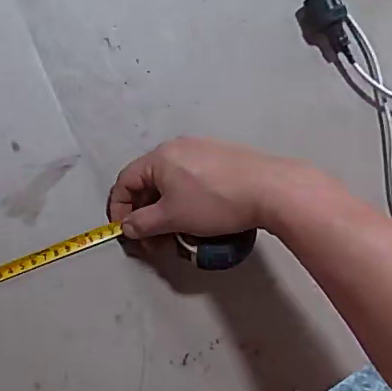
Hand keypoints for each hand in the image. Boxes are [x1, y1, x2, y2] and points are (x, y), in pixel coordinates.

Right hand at [108, 137, 309, 239]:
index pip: (125, 183)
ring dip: (167, 212)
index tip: (126, 232)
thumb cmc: (219, 201)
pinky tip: (200, 220)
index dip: (119, 210)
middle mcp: (178, 148)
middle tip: (156, 241)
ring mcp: (202, 151)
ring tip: (180, 234)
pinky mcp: (222, 160)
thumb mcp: (172, 218)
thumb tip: (128, 226)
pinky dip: (186, 202)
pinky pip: (192, 181)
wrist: (272, 190)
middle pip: (148, 184)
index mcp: (160, 157)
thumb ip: (142, 224)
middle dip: (147, 216)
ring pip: (171, 185)